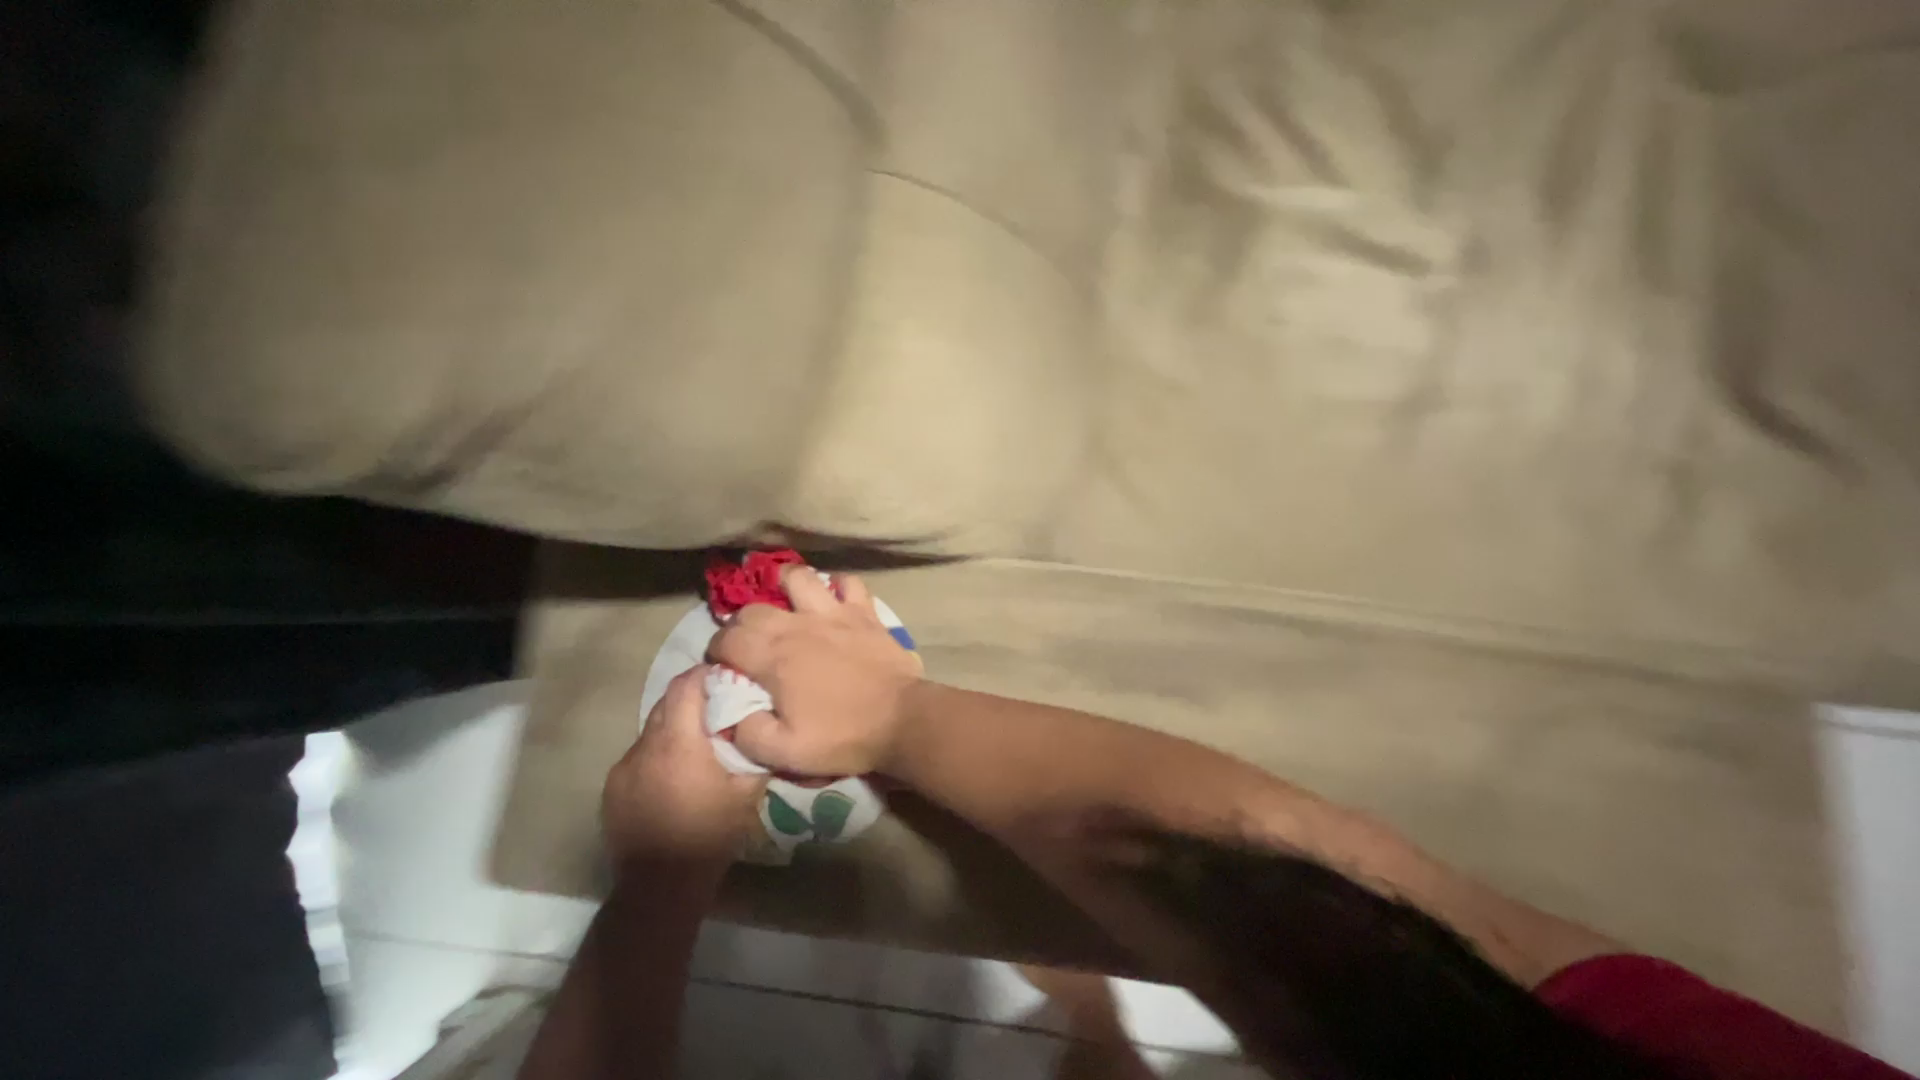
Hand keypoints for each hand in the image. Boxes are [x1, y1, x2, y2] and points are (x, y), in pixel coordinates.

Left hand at [602, 666, 765, 873]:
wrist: (661, 886)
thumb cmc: (710, 835)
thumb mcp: (747, 793)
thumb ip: (752, 753)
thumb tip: (760, 728)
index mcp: (678, 742)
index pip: (685, 685)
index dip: (705, 675)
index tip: (725, 678)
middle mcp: (644, 747)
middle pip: (666, 704)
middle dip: (691, 702)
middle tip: (717, 712)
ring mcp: (623, 768)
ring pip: (651, 733)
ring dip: (673, 733)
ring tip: (696, 752)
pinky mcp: (612, 789)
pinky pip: (638, 759)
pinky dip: (657, 759)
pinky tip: (673, 782)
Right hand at [706, 564, 923, 776]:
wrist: (903, 721)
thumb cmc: (843, 737)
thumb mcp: (784, 753)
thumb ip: (746, 733)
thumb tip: (730, 714)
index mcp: (773, 657)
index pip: (726, 639)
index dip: (716, 651)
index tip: (721, 667)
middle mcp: (798, 625)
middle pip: (753, 608)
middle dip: (739, 624)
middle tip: (746, 644)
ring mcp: (834, 613)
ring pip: (799, 578)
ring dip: (783, 587)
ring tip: (782, 604)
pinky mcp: (865, 613)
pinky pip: (848, 582)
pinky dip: (836, 586)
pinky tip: (831, 600)